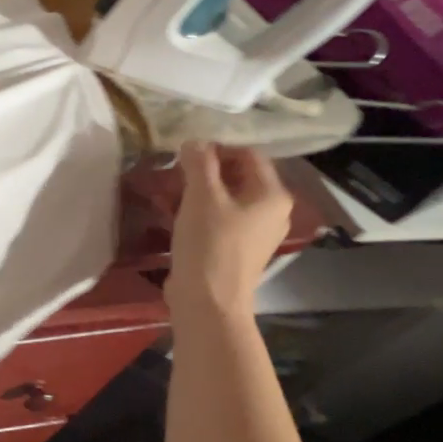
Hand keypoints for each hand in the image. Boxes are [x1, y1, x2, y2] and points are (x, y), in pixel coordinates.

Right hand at [166, 142, 292, 321]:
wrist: (209, 300)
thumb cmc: (209, 244)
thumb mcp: (200, 198)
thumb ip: (198, 164)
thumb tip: (194, 141)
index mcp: (273, 194)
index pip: (249, 154)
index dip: (217, 148)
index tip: (184, 153)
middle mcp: (274, 210)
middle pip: (239, 177)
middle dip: (205, 171)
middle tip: (172, 173)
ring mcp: (258, 232)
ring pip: (229, 199)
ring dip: (199, 192)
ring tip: (168, 194)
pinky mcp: (239, 249)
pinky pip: (223, 218)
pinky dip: (201, 212)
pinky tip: (177, 216)